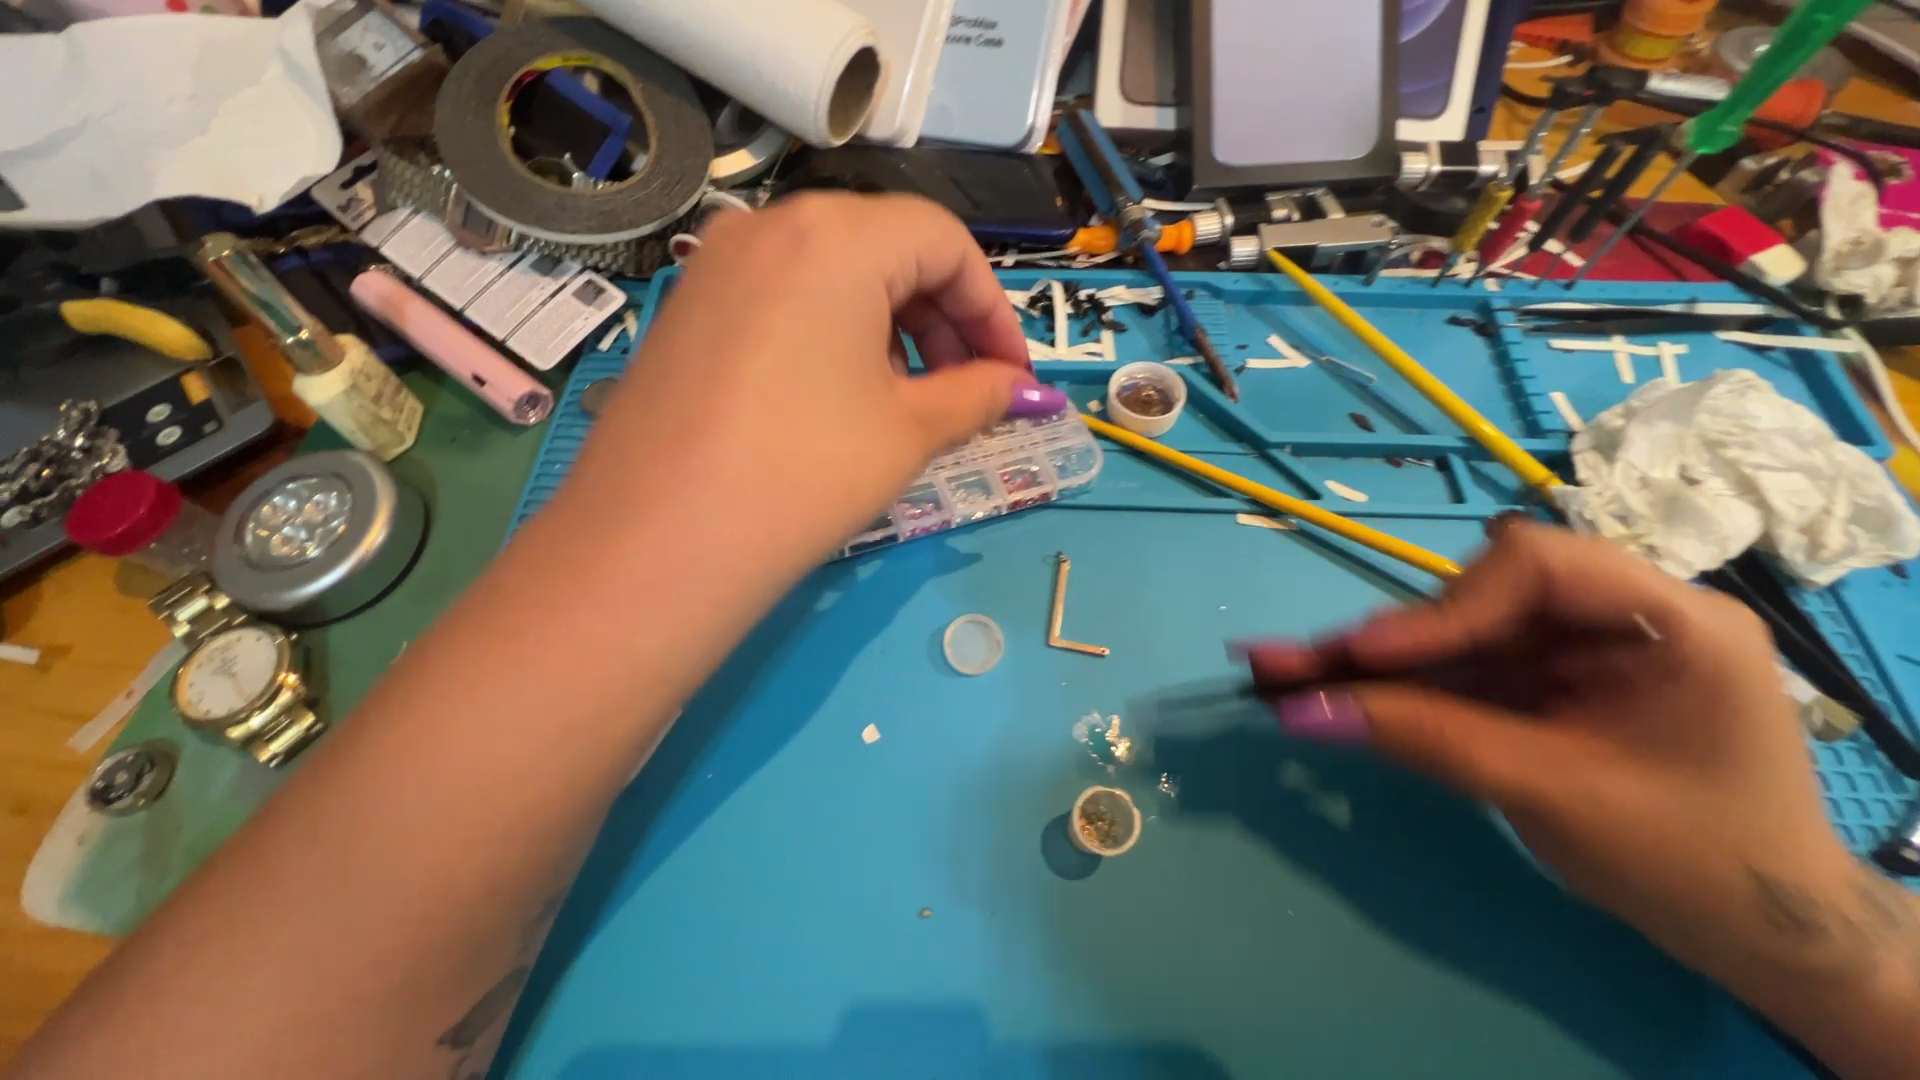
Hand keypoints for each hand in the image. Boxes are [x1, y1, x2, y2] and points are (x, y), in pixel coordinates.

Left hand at [565, 193, 1064, 574]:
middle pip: (888, 248)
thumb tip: (1026, 392)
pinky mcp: (689, 307)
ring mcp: (718, 263)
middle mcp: (770, 224)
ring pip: (834, 273)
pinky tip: (840, 396)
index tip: (1011, 376)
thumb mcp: (908, 432)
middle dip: (944, 319)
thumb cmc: (805, 473)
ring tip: (906, 400)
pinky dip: (833, 333)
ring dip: (891, 327)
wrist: (656, 545)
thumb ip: (978, 395)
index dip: (993, 310)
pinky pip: (784, 297)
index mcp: (837, 235)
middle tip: (967, 391)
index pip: (945, 242)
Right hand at [1238, 522, 1879, 1004]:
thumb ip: (1424, 738)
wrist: (1757, 937)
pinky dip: (1391, 692)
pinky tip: (1325, 691)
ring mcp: (1569, 652)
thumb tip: (1299, 712)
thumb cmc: (1691, 863)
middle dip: (1379, 642)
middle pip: (1473, 601)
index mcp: (1668, 621)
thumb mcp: (1550, 793)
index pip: (1535, 568)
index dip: (1444, 606)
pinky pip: (1452, 677)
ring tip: (1280, 676)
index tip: (1367, 656)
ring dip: (1365, 665)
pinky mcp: (1537, 686)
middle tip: (1283, 663)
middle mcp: (1613, 618)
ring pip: (1447, 640)